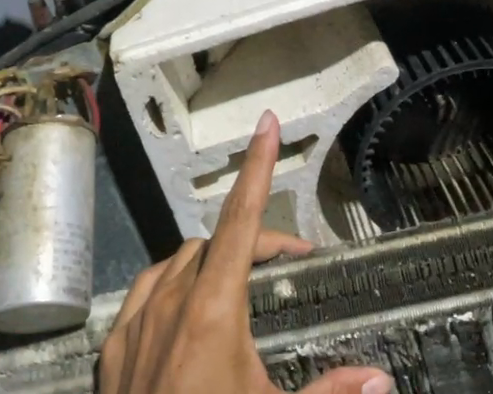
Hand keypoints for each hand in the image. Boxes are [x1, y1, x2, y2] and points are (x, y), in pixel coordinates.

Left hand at [98, 110, 393, 393]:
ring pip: (178, 261)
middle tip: (286, 265)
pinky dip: (172, 284)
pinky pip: (146, 291)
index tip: (267, 123)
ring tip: (238, 286)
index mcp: (214, 311)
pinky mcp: (113, 349)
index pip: (242, 219)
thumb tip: (380, 382)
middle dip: (254, 240)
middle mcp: (171, 303)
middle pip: (216, 241)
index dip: (258, 166)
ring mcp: (137, 324)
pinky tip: (184, 310)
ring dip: (212, 260)